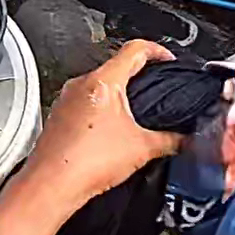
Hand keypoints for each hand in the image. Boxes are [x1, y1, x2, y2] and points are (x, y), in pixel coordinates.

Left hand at [16, 40, 183, 215]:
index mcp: (103, 82)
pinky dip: (100, 111)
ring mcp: (66, 99)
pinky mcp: (58, 116)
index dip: (157, 50)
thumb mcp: (141, 149)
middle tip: (155, 90)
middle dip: (139, 76)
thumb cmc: (84, 163)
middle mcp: (81, 84)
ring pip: (98, 86)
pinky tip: (110, 133)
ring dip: (118, 95)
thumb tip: (183, 140)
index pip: (135, 49)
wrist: (51, 185)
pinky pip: (84, 103)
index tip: (167, 59)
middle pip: (116, 66)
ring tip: (134, 115)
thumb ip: (170, 140)